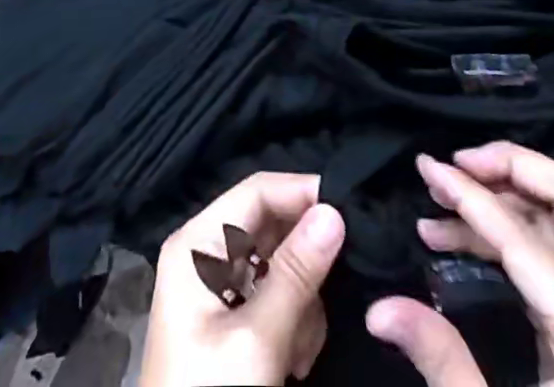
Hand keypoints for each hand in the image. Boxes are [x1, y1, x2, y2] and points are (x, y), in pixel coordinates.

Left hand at [142, 172, 346, 386]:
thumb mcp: (256, 339)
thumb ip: (297, 274)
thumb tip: (334, 211)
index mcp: (198, 243)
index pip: (257, 191)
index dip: (304, 192)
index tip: (356, 210)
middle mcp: (208, 253)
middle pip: (274, 227)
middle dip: (305, 266)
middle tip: (323, 300)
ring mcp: (224, 286)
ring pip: (286, 267)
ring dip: (302, 306)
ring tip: (293, 351)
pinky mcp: (240, 318)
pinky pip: (284, 300)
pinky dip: (297, 327)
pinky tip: (291, 362)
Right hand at [367, 146, 553, 386]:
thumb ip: (442, 363)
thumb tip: (378, 308)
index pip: (526, 240)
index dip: (469, 196)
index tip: (425, 167)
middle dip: (515, 167)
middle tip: (457, 161)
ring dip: (505, 197)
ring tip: (439, 201)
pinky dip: (511, 230)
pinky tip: (458, 239)